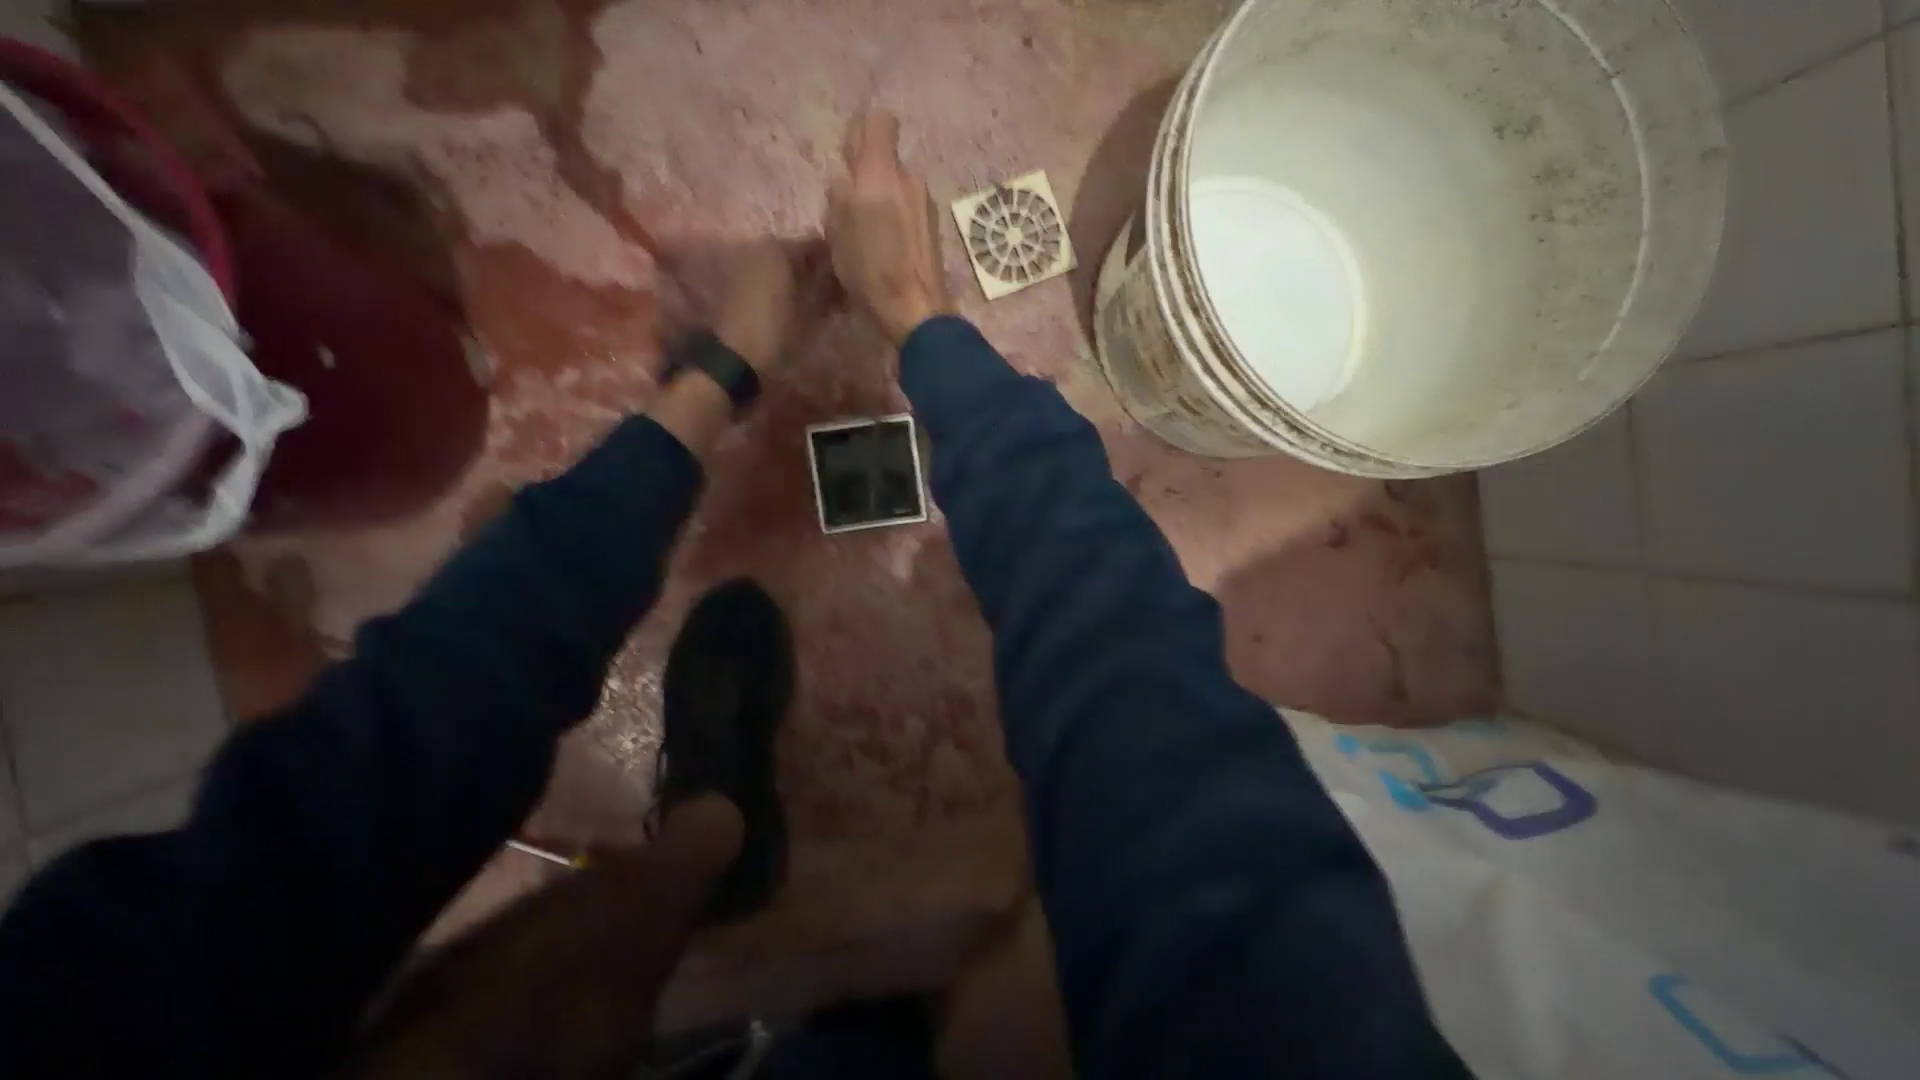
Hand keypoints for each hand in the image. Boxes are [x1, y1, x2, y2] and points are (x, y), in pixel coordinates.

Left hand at [713, 236, 835, 372]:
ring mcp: (747, 265)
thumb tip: (840, 273)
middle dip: (821, 275)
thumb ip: (828, 284)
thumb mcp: (812, 308)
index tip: (851, 286)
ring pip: (786, 269)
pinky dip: (787, 290)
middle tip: (839, 299)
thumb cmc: (777, 328)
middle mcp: (761, 247)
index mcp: (779, 247)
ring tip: (822, 308)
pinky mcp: (739, 285)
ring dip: (804, 284)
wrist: (734, 356)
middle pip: (800, 256)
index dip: (838, 265)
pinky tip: (799, 310)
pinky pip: (772, 280)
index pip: (819, 246)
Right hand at [827, 110, 953, 345]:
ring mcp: (925, 200)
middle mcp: (908, 177)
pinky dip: (896, 216)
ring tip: (869, 234)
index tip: (850, 158)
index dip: (862, 132)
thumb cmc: (869, 269)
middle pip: (885, 158)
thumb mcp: (837, 230)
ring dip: (882, 198)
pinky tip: (888, 246)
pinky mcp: (933, 223)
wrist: (915, 306)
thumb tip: (846, 181)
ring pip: (896, 183)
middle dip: (867, 174)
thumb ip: (839, 195)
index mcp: (880, 172)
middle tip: (852, 206)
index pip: (879, 120)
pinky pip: (907, 205)